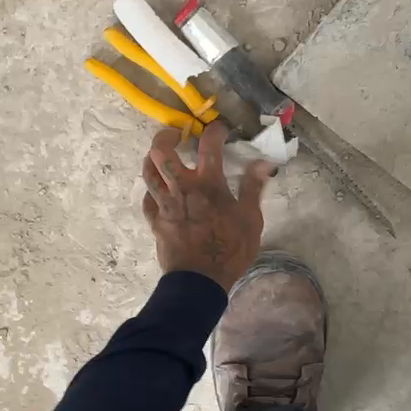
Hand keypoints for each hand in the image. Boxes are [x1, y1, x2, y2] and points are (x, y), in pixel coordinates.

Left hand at [141, 122, 272, 290]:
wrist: (200, 281)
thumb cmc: (229, 250)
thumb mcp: (250, 220)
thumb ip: (253, 188)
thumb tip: (262, 163)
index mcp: (208, 184)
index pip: (209, 145)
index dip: (215, 131)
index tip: (221, 130)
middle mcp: (182, 188)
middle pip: (162, 152)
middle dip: (167, 136)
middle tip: (177, 134)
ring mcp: (164, 204)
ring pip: (148, 172)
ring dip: (153, 159)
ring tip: (161, 156)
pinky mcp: (155, 220)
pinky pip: (147, 199)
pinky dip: (152, 190)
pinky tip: (158, 190)